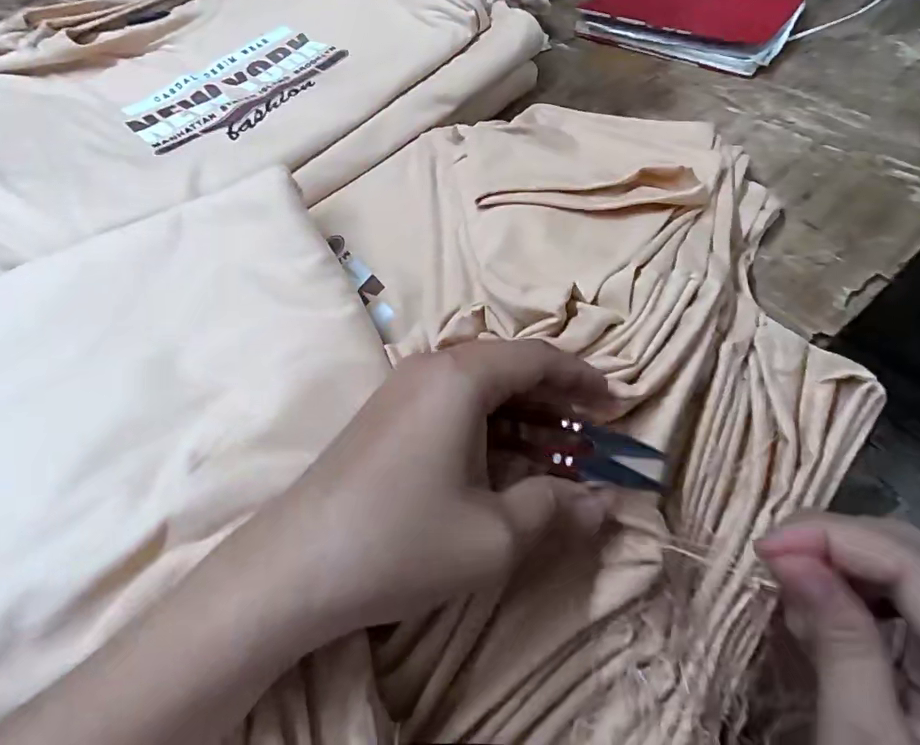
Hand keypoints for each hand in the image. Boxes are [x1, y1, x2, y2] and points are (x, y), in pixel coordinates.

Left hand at [243, 339, 612, 637]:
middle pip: (507, 370)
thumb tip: (605, 504)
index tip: (618, 405)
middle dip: (555, 401)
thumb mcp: (495, 535)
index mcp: (459, 377)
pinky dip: (488, 431)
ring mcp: (401, 391)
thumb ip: (556, 510)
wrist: (301, 561)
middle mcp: (429, 369)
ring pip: (478, 392)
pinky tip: (507, 470)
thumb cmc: (405, 540)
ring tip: (561, 459)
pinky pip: (451, 409)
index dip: (582, 378)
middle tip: (594, 437)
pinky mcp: (386, 418)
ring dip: (523, 420)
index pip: (535, 357)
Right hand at [756, 514, 919, 744]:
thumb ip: (836, 642)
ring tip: (796, 594)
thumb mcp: (864, 743)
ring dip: (847, 569)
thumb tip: (787, 554)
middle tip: (772, 561)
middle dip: (836, 546)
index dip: (832, 537)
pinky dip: (867, 600)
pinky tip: (832, 619)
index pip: (916, 566)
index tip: (762, 548)